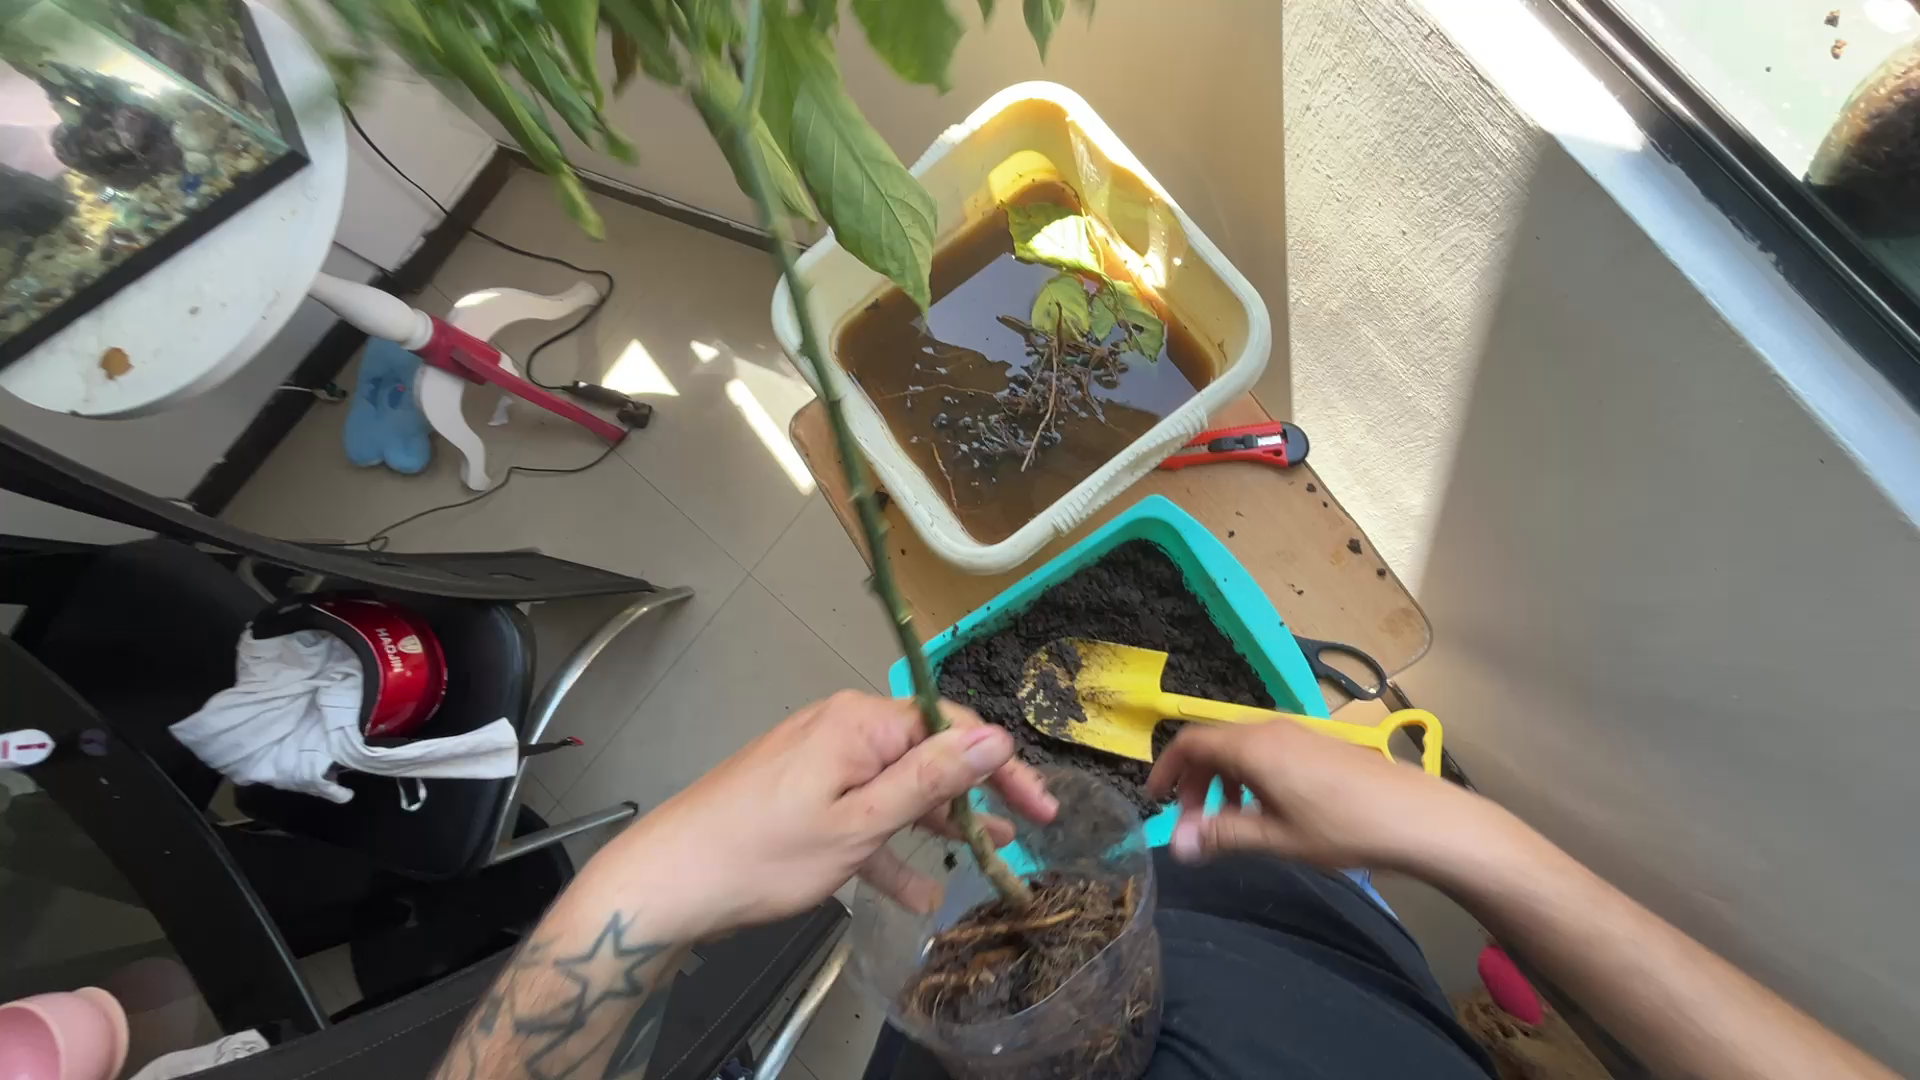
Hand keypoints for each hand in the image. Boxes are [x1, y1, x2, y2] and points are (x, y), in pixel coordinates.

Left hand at [588, 690, 1055, 940]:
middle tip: (1023, 833)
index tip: (1039, 807)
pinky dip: (890, 844)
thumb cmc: (766, 851)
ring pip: (897, 786)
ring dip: (939, 821)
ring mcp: (825, 761)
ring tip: (989, 854)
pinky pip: (862, 812)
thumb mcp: (860, 821)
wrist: (667, 884)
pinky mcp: (808, 792)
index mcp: (862, 721)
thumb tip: (994, 738)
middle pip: (927, 755)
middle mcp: (846, 728)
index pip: (950, 729)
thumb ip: (930, 778)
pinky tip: (919, 891)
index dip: (1000, 766)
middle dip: (975, 795)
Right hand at [1146, 717, 1513, 872]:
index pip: (1189, 743)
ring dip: (1224, 781)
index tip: (1156, 800)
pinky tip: (1270, 810)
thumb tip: (1175, 845)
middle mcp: (1267, 730)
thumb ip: (1222, 836)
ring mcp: (1294, 733)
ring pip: (1240, 748)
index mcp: (1250, 747)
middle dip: (1196, 782)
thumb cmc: (1342, 827)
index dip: (1167, 769)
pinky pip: (1265, 751)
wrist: (1421, 817)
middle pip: (1213, 744)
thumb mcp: (1276, 838)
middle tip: (1197, 823)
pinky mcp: (1316, 743)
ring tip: (1234, 821)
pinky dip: (1249, 776)